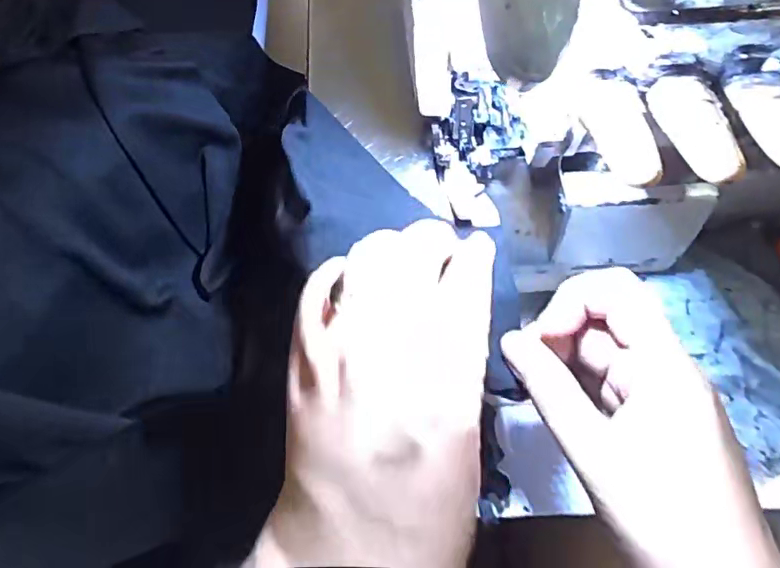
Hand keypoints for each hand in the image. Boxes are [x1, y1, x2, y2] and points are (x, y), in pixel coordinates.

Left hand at [248, 219, 495, 567]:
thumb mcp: (470, 433)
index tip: (477, 249)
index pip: (465, 278)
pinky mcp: (302, 354)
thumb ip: (466, 357)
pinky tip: (354, 282)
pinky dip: (340, 271)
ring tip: (401, 265)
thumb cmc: (425, 510)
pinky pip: (318, 283)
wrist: (341, 556)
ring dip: (392, 250)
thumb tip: (463, 298)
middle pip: (416, 250)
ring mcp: (340, 345)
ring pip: (369, 254)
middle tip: (442, 253)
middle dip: (436, 241)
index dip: (475, 254)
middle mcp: (392, 345)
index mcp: (446, 373)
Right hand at [500, 268, 779, 567]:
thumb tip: (510, 340)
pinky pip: (619, 386)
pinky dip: (587, 389)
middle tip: (525, 367)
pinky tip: (562, 406)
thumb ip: (549, 391)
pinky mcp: (665, 421)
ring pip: (611, 355)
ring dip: (570, 363)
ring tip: (534, 387)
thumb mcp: (595, 454)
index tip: (537, 340)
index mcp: (664, 361)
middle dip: (563, 333)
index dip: (570, 302)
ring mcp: (669, 395)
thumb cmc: (664, 518)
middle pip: (611, 321)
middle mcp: (670, 367)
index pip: (616, 291)